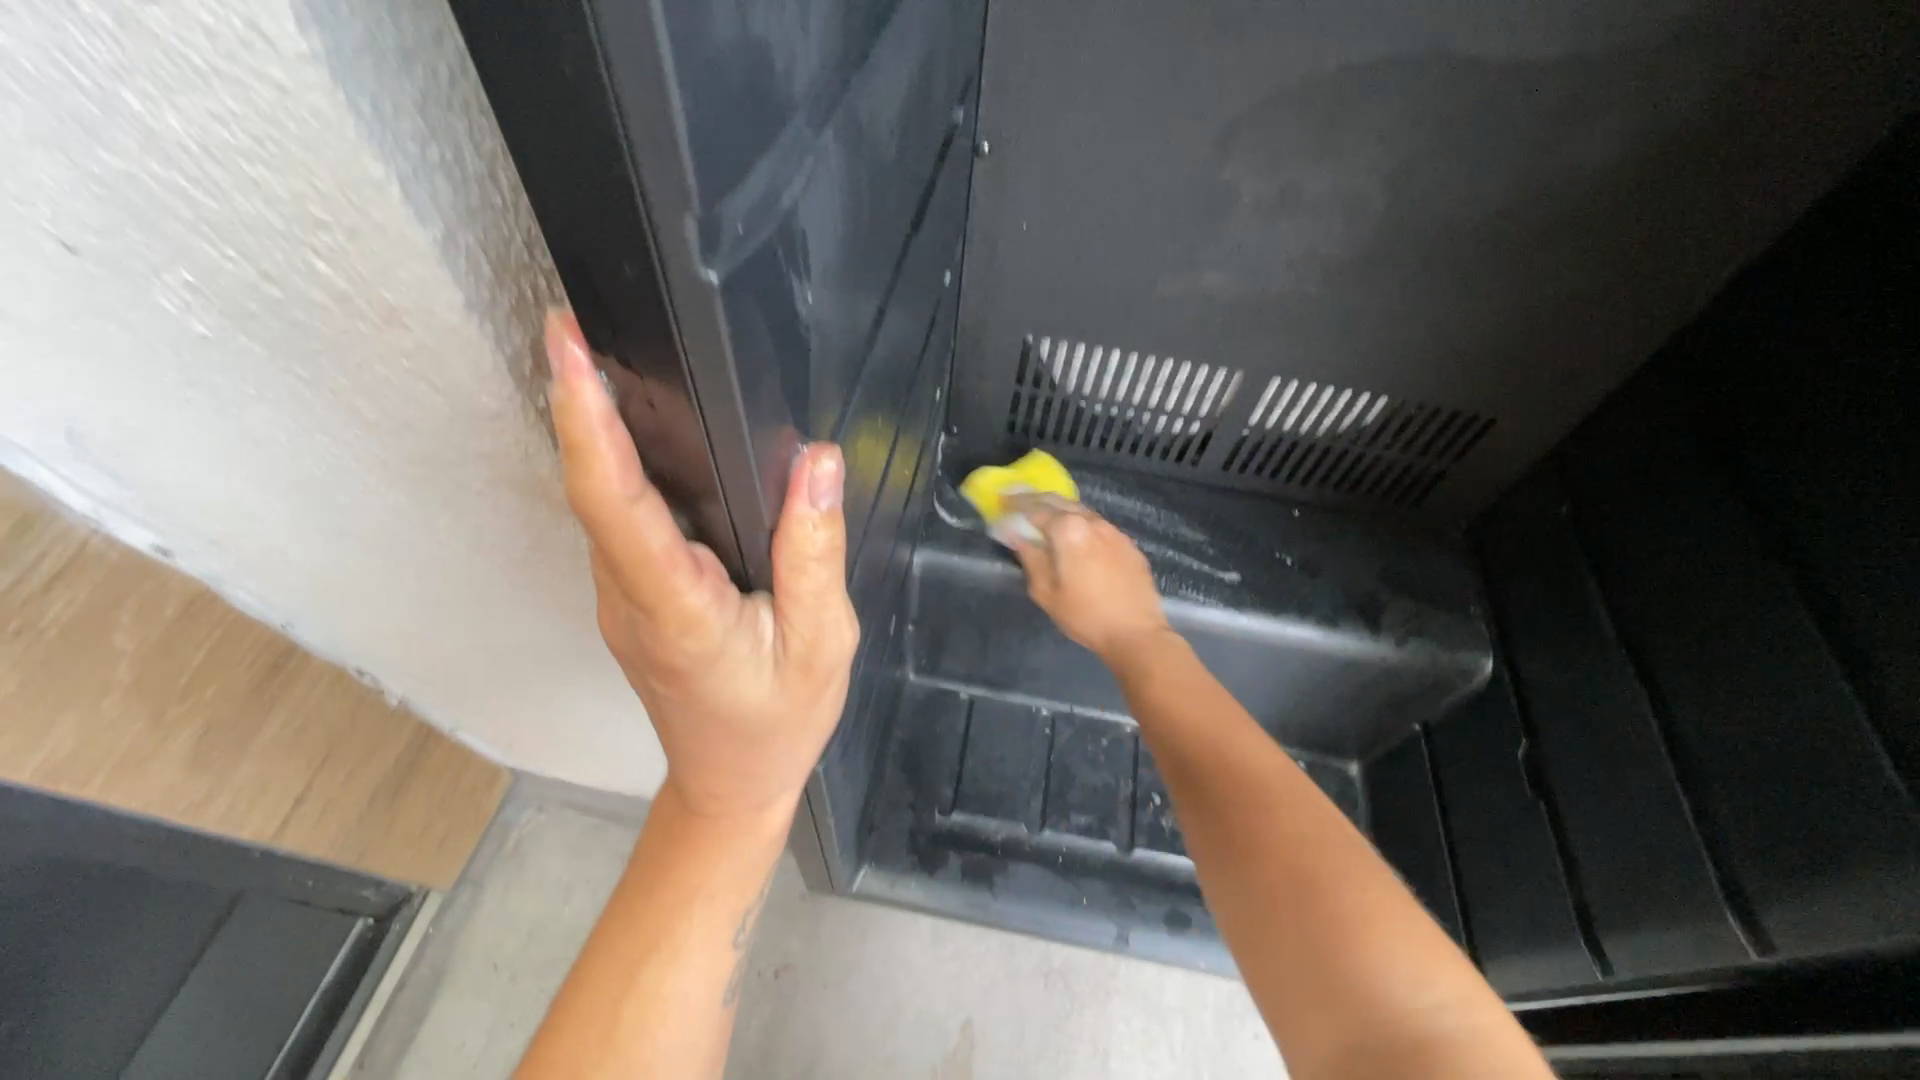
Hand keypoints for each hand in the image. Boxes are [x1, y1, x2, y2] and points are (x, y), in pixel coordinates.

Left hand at [546, 311, 859, 820]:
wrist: (731, 784)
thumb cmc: (779, 724)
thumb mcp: (822, 642)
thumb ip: (814, 552)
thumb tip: (815, 462)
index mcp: (677, 608)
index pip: (616, 503)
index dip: (586, 421)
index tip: (566, 350)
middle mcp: (629, 598)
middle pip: (593, 491)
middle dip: (576, 405)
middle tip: (576, 326)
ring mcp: (620, 602)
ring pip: (600, 506)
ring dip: (593, 433)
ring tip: (605, 362)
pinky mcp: (630, 602)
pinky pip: (618, 526)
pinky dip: (616, 469)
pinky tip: (641, 438)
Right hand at [1007, 496, 1173, 662]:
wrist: (1136, 632)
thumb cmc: (1084, 615)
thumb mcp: (1045, 591)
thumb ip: (1029, 557)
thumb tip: (1016, 534)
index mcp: (1068, 529)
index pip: (1034, 508)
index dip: (1015, 505)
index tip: (1002, 503)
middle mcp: (1092, 521)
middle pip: (1059, 502)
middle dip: (1037, 501)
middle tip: (1020, 503)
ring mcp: (1114, 531)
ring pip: (1081, 512)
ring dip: (1061, 511)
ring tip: (1046, 519)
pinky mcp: (1128, 544)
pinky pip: (1099, 527)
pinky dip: (1081, 525)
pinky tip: (1078, 538)